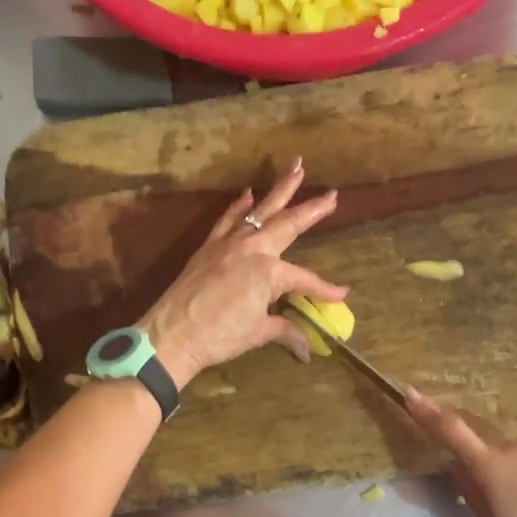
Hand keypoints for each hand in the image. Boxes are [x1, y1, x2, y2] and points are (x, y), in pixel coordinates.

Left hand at [138, 157, 347, 387]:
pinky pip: (228, 218)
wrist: (174, 334)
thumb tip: (307, 349)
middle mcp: (254, 248)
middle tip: (332, 194)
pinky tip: (249, 193)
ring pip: (261, 210)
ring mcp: (230, 242)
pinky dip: (240, 204)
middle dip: (312, 209)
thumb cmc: (220, 336)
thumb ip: (284, 331)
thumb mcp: (258, 333)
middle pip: (289, 224)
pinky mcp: (210, 245)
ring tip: (296, 167)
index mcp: (270, 272)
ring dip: (280, 189)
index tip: (342, 293)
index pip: (305, 279)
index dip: (324, 289)